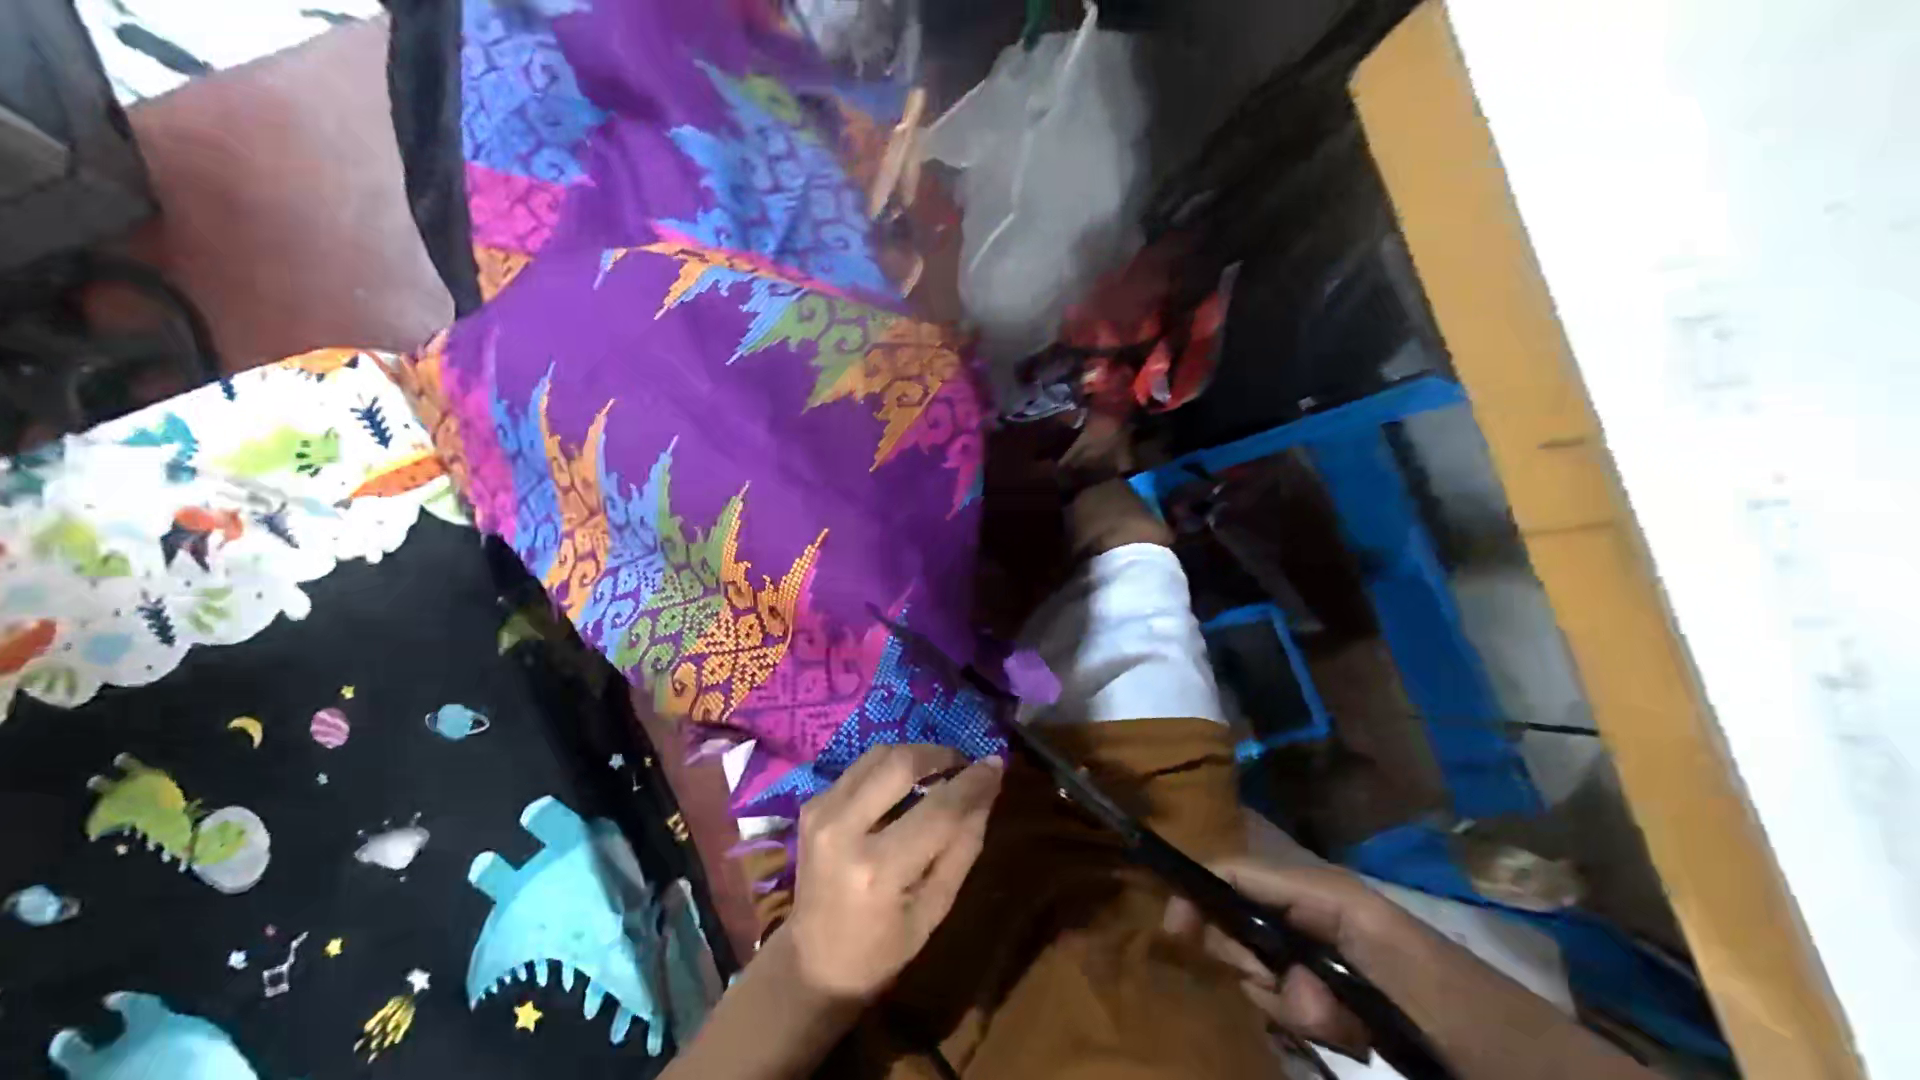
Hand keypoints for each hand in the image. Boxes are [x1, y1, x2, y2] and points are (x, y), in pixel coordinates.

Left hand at [785, 744, 1004, 1003]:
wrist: (813, 963)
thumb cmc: (884, 947)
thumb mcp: (936, 906)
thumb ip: (964, 843)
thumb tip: (987, 787)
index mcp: (878, 870)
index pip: (939, 808)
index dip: (973, 782)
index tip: (996, 765)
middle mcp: (843, 830)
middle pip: (901, 763)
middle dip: (941, 755)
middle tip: (964, 766)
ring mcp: (821, 812)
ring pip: (879, 754)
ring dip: (915, 756)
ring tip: (938, 772)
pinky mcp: (811, 804)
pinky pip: (860, 768)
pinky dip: (888, 770)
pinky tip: (902, 789)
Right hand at [1163, 858, 1416, 1056]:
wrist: (1518, 1062)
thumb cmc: (1434, 979)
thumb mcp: (1358, 918)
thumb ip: (1289, 891)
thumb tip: (1217, 874)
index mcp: (1314, 887)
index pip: (1233, 873)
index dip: (1197, 890)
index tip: (1175, 929)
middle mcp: (1308, 915)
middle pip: (1237, 926)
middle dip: (1256, 967)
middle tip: (1305, 998)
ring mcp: (1319, 960)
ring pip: (1259, 973)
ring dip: (1288, 1006)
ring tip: (1343, 1027)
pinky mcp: (1331, 998)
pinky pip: (1286, 1005)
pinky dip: (1306, 1024)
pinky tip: (1348, 1036)